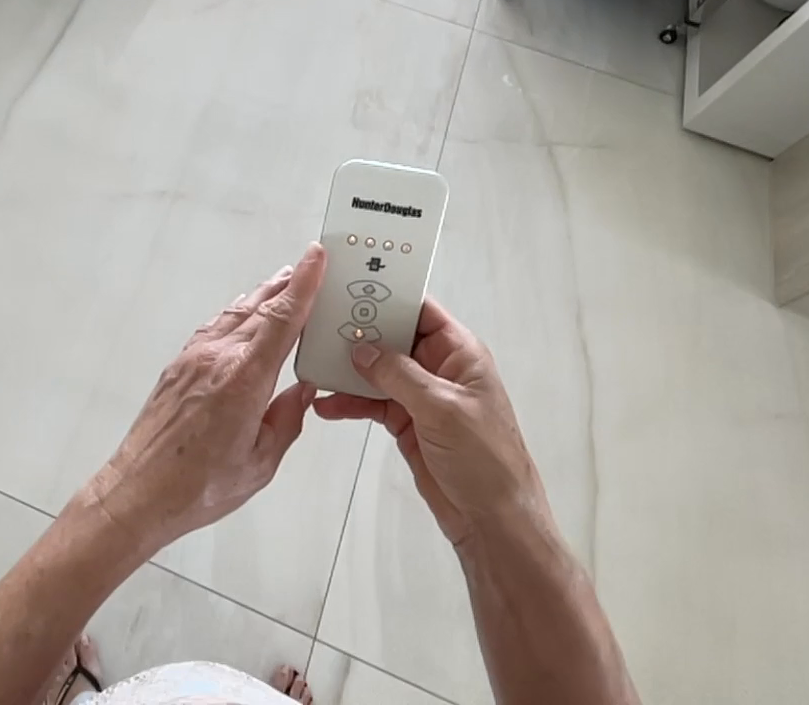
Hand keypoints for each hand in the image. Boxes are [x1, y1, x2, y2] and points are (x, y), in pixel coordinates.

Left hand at [76, 243, 327, 554]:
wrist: (139, 491)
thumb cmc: (198, 486)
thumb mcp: (261, 462)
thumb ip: (287, 419)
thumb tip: (303, 390)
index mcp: (245, 379)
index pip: (282, 319)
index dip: (303, 284)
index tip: (316, 257)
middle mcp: (218, 358)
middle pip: (260, 307)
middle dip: (287, 284)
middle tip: (308, 265)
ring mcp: (194, 358)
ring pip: (236, 313)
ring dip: (262, 296)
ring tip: (282, 285)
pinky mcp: (179, 366)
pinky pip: (215, 327)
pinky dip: (237, 314)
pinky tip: (243, 315)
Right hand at [313, 298, 546, 547]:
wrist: (493, 521)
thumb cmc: (485, 459)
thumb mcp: (442, 408)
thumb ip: (398, 374)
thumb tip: (361, 348)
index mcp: (459, 353)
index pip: (420, 311)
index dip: (390, 297)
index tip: (353, 287)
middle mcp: (438, 367)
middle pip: (393, 337)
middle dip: (360, 332)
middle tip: (322, 323)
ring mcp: (420, 395)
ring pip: (377, 369)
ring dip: (348, 369)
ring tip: (315, 364)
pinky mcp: (405, 421)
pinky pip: (371, 401)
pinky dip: (349, 402)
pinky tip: (326, 405)